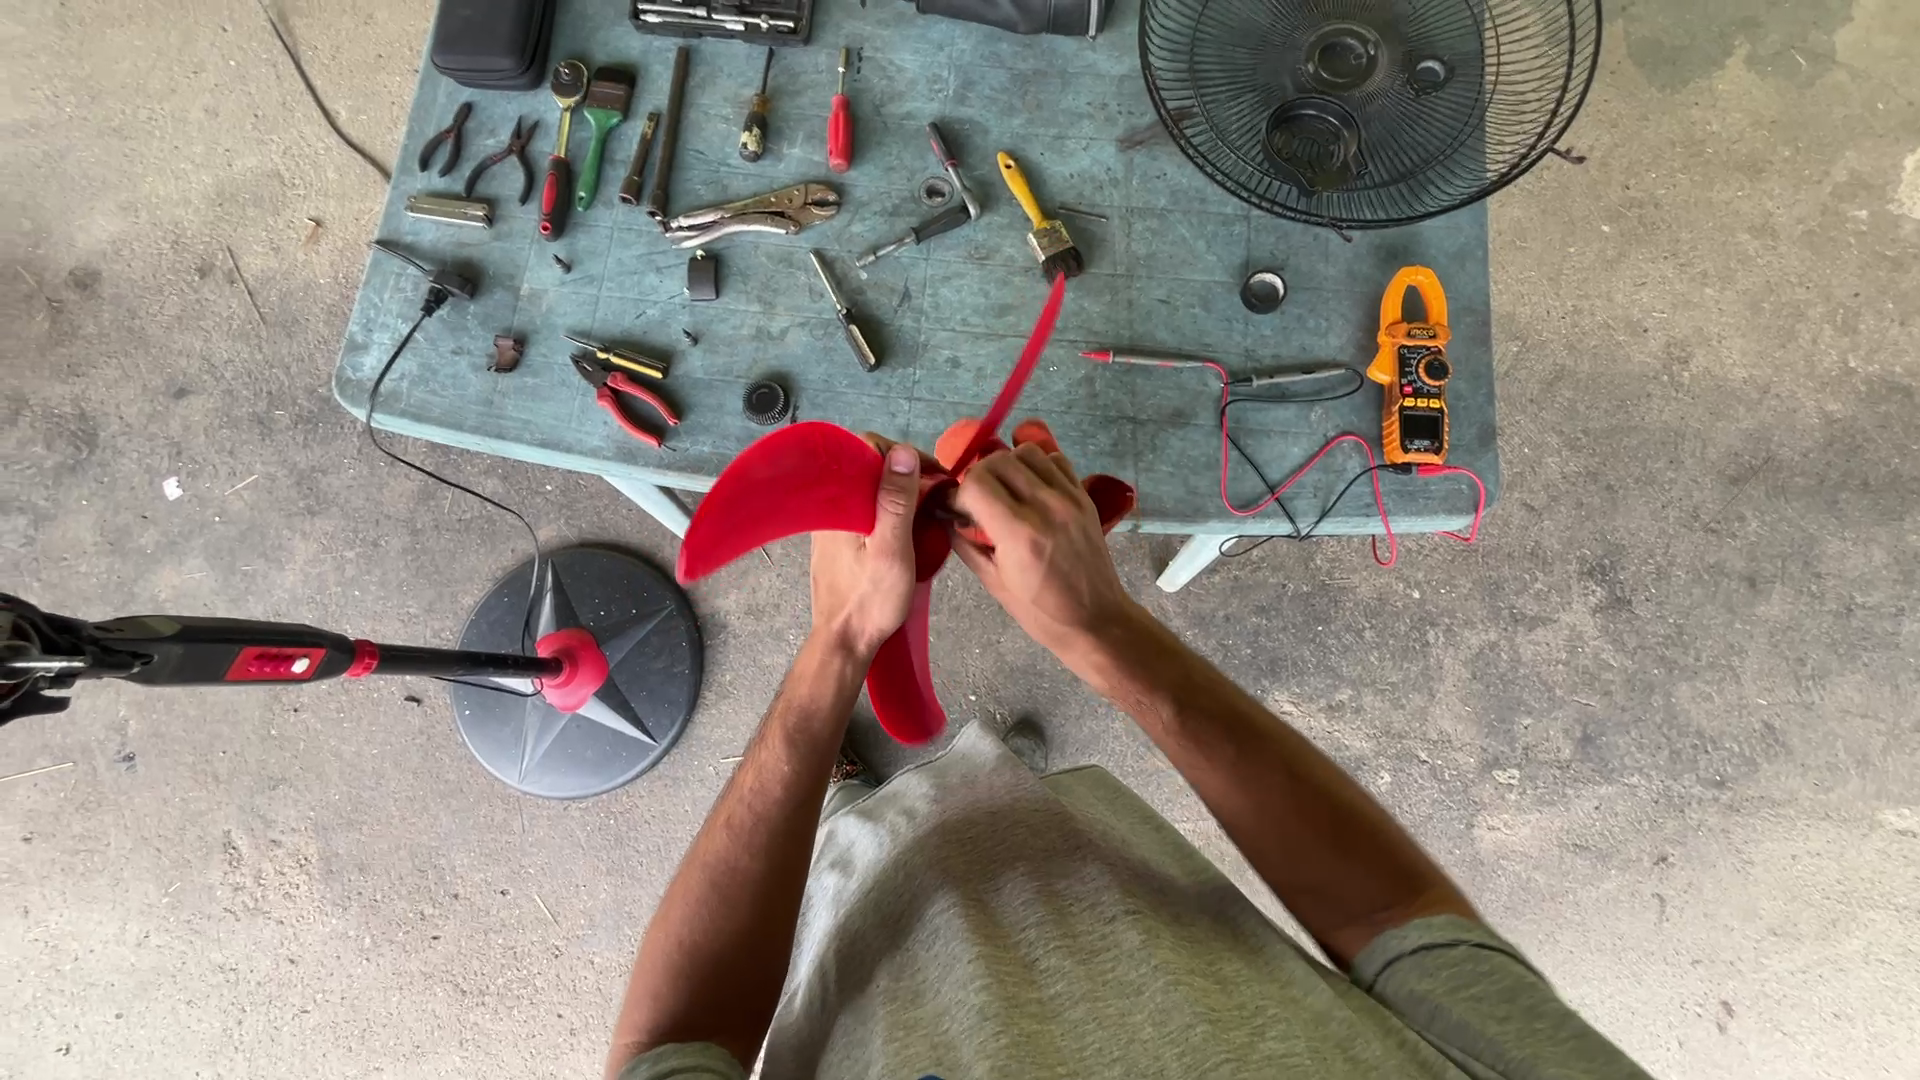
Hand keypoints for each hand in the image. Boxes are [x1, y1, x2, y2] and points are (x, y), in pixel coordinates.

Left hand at [809, 437, 924, 662]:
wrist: (844, 642)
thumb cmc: (870, 600)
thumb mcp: (892, 550)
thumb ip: (896, 501)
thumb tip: (904, 451)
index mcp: (839, 500)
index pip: (867, 447)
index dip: (904, 454)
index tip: (934, 476)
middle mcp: (830, 504)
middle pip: (869, 465)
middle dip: (905, 474)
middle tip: (937, 495)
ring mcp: (832, 522)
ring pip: (868, 487)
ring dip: (900, 493)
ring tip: (928, 512)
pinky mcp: (837, 538)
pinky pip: (865, 509)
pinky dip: (889, 510)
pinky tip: (909, 529)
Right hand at [949, 438, 1138, 655]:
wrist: (1095, 619)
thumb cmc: (1040, 611)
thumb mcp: (993, 583)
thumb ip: (966, 545)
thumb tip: (948, 517)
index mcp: (1019, 533)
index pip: (976, 483)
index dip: (960, 493)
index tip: (959, 510)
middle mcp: (1045, 507)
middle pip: (998, 460)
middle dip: (979, 476)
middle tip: (978, 499)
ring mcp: (1069, 498)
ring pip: (1027, 452)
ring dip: (1008, 465)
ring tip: (1005, 490)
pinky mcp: (1084, 496)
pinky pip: (1056, 460)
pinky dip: (1038, 466)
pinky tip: (1031, 488)